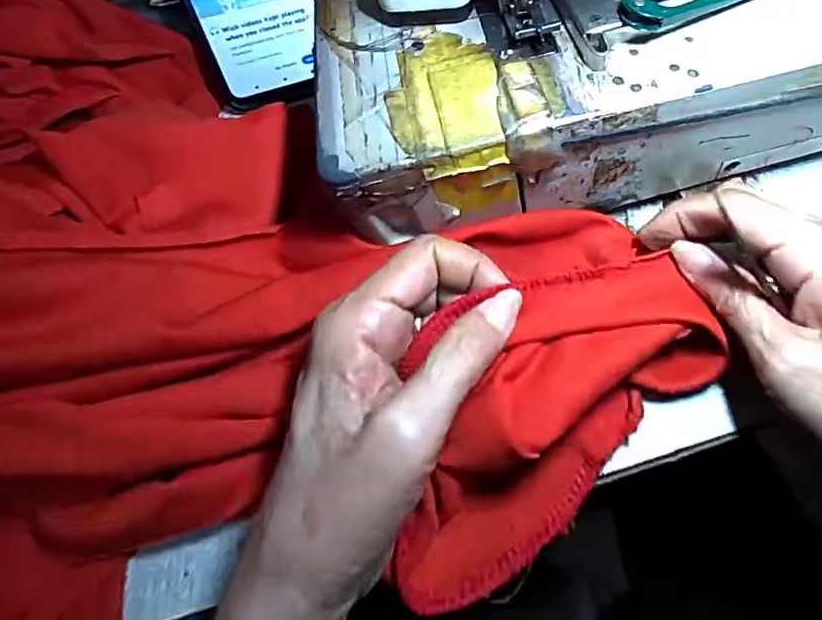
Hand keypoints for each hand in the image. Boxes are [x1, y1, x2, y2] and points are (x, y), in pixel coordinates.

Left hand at [219, 237, 521, 619]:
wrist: (305, 566)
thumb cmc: (349, 497)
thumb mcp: (413, 426)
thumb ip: (461, 355)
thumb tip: (510, 297)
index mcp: (356, 317)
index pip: (424, 255)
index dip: (474, 269)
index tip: (513, 307)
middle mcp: (360, 320)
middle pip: (430, 277)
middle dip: (478, 296)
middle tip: (516, 335)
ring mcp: (369, 348)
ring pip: (433, 308)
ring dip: (473, 324)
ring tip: (505, 354)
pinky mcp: (380, 376)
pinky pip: (428, 341)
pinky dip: (460, 348)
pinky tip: (482, 371)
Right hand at [638, 183, 821, 504]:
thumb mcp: (782, 358)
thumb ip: (728, 295)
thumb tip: (678, 252)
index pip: (735, 205)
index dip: (682, 216)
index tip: (644, 245)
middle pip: (742, 206)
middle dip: (690, 223)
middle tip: (651, 255)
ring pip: (750, 223)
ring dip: (706, 238)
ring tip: (669, 264)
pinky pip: (765, 247)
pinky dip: (728, 254)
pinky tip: (707, 275)